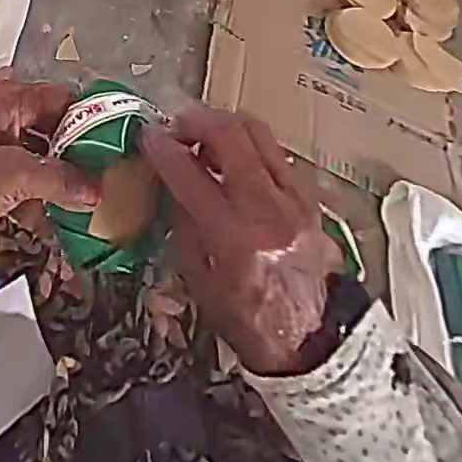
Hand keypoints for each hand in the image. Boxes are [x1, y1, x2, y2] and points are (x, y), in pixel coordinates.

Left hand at [0, 70, 98, 237]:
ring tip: (78, 179)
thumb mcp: (18, 177)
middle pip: (47, 118)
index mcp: (5, 99)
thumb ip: (61, 179)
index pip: (58, 96)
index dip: (84, 114)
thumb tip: (95, 191)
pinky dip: (35, 171)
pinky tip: (49, 193)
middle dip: (71, 140)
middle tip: (94, 161)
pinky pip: (19, 158)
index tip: (106, 136)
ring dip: (54, 158)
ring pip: (34, 139)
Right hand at [142, 109, 337, 375]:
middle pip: (229, 134)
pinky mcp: (307, 196)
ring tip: (203, 137)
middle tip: (176, 127)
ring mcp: (292, 197)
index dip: (163, 149)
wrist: (313, 339)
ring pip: (257, 131)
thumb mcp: (199, 282)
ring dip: (223, 125)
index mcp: (234, 237)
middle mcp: (266, 207)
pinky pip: (274, 151)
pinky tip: (233, 159)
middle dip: (195, 121)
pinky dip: (248, 144)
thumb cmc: (247, 319)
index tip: (148, 135)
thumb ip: (184, 226)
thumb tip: (172, 182)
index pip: (190, 174)